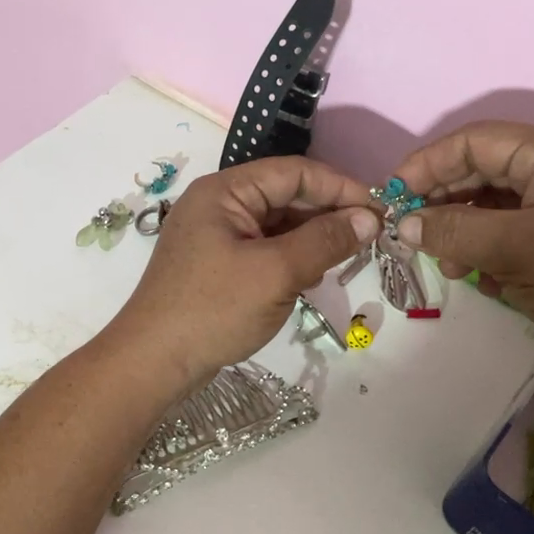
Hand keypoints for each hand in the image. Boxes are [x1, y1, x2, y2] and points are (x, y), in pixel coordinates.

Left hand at [104, 157, 377, 388]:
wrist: (154, 361)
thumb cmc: (213, 309)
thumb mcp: (276, 272)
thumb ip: (325, 240)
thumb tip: (369, 218)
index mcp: (224, 191)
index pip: (294, 172)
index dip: (340, 187)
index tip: (379, 212)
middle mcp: (217, 205)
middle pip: (285, 195)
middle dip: (327, 215)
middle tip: (368, 240)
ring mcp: (215, 236)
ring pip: (277, 224)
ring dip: (311, 239)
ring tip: (342, 262)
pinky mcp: (217, 265)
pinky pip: (264, 248)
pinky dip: (290, 259)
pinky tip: (310, 278)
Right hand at [392, 122, 533, 378]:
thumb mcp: (518, 253)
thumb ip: (455, 232)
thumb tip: (406, 225)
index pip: (475, 142)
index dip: (426, 166)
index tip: (391, 201)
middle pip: (484, 171)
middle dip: (445, 204)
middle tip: (413, 239)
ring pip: (499, 205)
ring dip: (468, 233)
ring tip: (452, 268)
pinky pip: (521, 230)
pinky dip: (496, 251)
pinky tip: (488, 281)